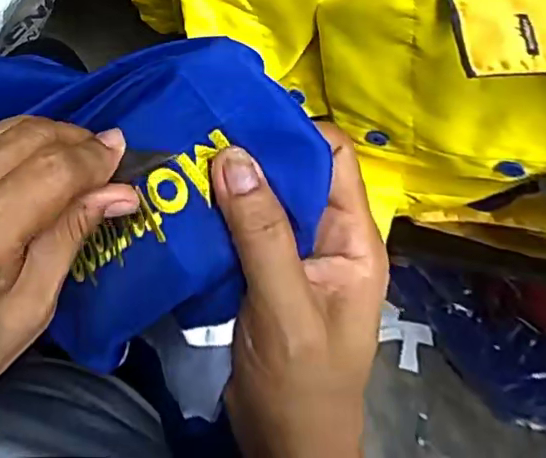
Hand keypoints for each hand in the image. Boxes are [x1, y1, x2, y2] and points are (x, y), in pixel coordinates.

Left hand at [0, 116, 139, 456]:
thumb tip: (121, 191)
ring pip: (22, 126)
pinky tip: (49, 162)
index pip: (54, 171)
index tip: (128, 165)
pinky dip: (34, 138)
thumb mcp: (28, 313)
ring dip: (62, 137)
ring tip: (86, 165)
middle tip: (112, 167)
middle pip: (40, 138)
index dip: (98, 161)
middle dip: (85, 145)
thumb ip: (72, 238)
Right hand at [216, 122, 388, 457]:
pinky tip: (192, 200)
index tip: (247, 121)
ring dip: (235, 180)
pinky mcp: (268, 269)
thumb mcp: (285, 308)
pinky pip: (247, 224)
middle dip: (256, 152)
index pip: (333, 157)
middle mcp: (329, 234)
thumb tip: (234, 154)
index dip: (295, 134)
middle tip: (207, 131)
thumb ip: (262, 233)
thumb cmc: (302, 386)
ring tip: (192, 156)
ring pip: (268, 195)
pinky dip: (223, 210)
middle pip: (297, 171)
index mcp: (353, 236)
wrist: (286, 452)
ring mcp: (297, 252)